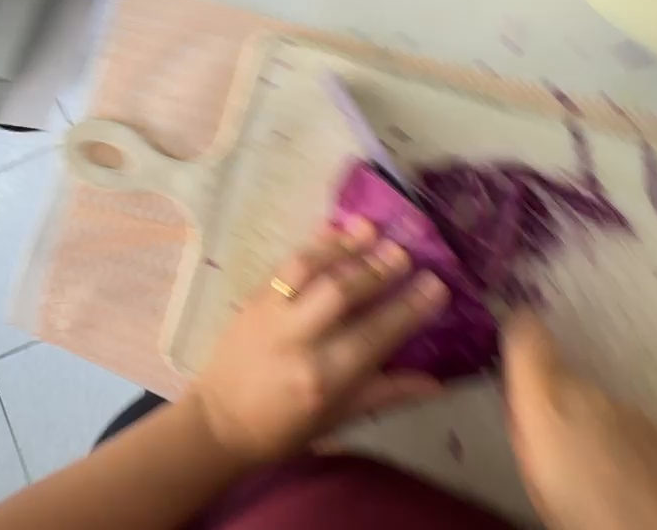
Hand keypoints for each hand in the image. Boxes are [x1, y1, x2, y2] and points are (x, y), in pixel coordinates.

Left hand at [185, 218, 449, 463]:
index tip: (435, 285)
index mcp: (323, 379)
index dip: (407, 309)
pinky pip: (285, 266)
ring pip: (308, 270)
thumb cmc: (284, 428)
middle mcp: (297, 340)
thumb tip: (437, 382)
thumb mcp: (338, 420)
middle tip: (405, 252)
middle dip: (375, 270)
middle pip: (340, 294)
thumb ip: (384, 394)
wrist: (220, 419)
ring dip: (342, 246)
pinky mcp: (253, 298)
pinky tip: (333, 232)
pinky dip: (312, 247)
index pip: (374, 337)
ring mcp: (271, 314)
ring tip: (371, 229)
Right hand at [504, 313, 656, 529]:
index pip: (527, 334)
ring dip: (591, 425)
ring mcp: (629, 409)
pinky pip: (627, 426)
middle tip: (558, 444)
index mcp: (543, 398)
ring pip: (596, 405)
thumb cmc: (581, 511)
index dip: (521, 330)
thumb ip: (522, 426)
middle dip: (557, 402)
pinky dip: (622, 443)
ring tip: (597, 470)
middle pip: (562, 379)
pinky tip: (628, 480)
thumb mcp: (531, 472)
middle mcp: (587, 391)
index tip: (517, 335)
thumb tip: (519, 402)